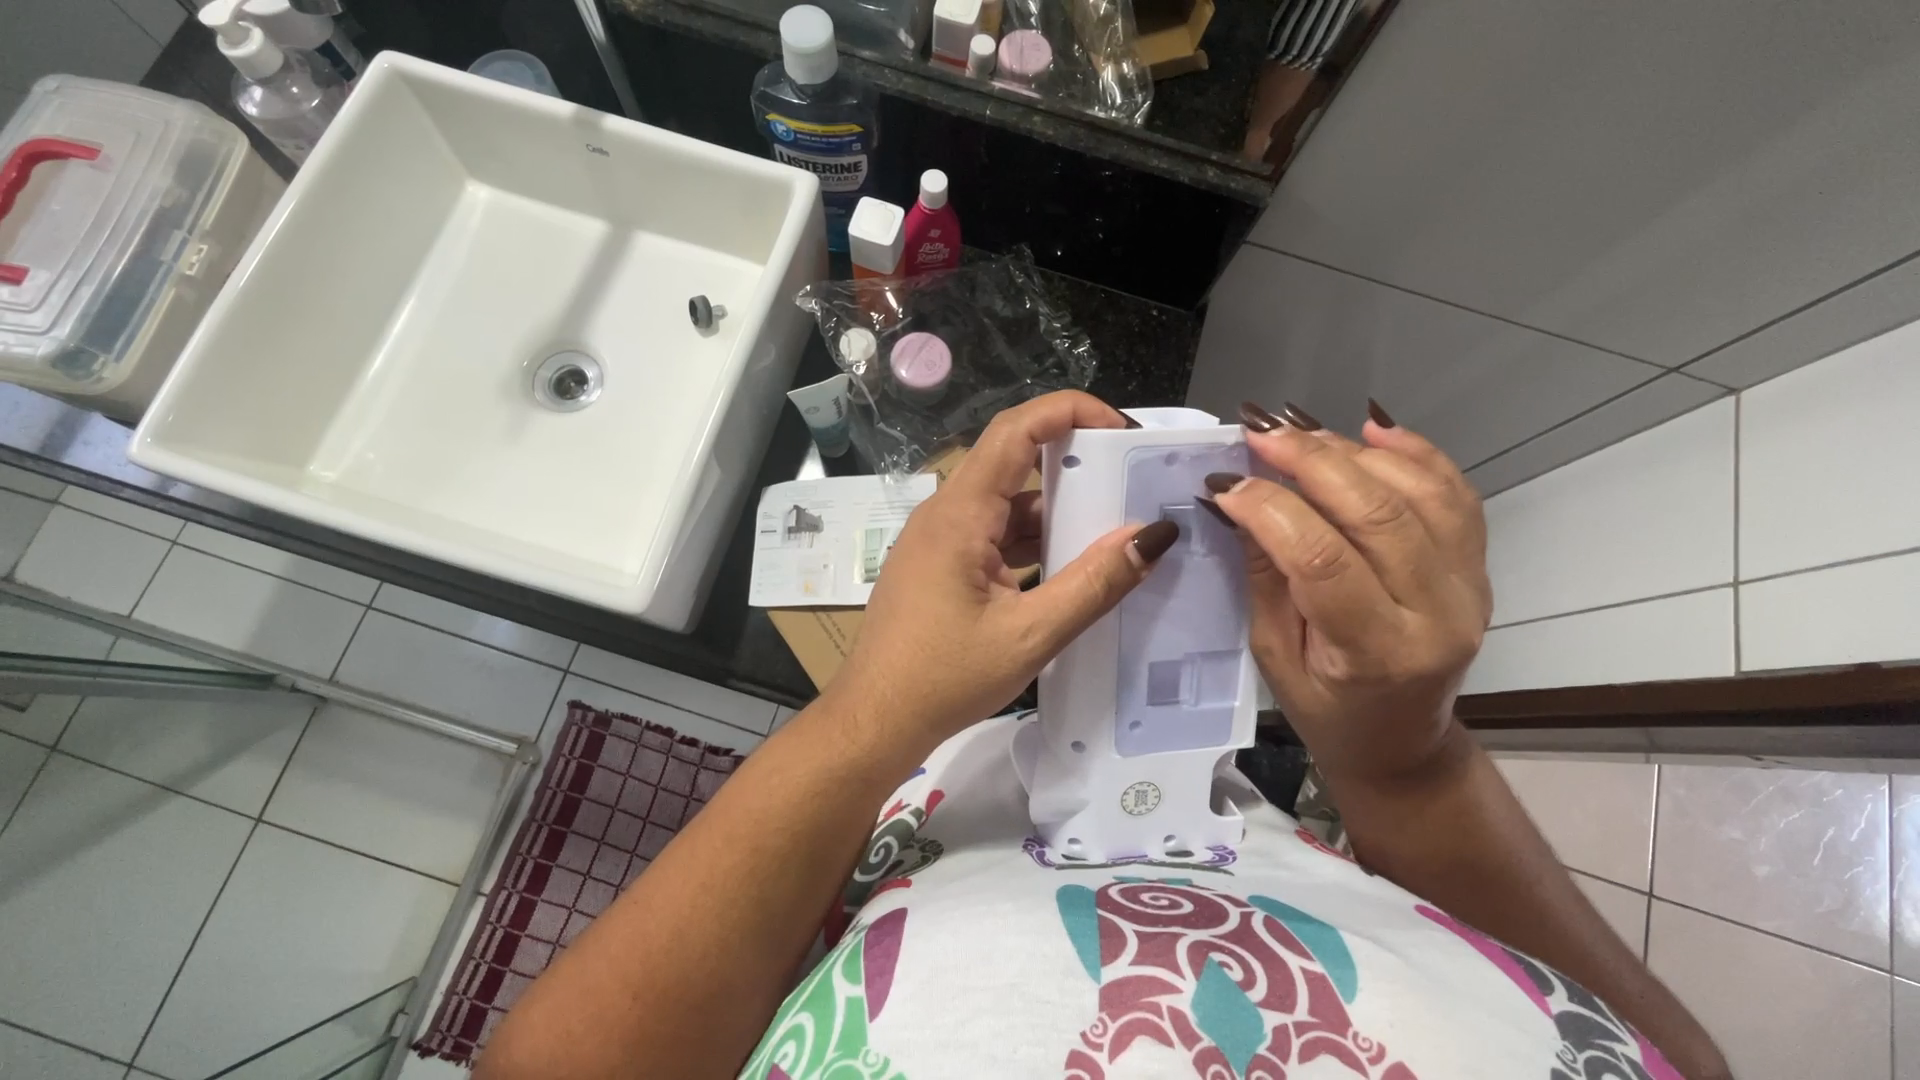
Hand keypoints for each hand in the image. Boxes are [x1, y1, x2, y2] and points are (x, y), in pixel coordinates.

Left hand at [825, 390, 1179, 751]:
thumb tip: (1152, 535)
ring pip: (1006, 504)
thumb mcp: (1029, 634)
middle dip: (1074, 463)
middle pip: (1014, 462)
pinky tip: (1071, 565)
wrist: (875, 721)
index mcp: (959, 514)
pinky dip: (1033, 542)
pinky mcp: (941, 566)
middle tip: (1131, 481)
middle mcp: (945, 514)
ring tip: (1115, 524)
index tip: (1122, 431)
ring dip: (1056, 510)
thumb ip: (1094, 584)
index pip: (1015, 430)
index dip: (1071, 412)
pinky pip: (994, 536)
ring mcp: (940, 540)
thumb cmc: (944, 678)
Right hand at [1205, 400, 1491, 784]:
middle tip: (1259, 434)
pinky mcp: (1477, 566)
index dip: (1270, 510)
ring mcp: (1468, 585)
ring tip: (1299, 433)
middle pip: (1377, 513)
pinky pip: (1453, 492)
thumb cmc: (1326, 711)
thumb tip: (1238, 501)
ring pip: (1418, 491)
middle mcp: (1435, 614)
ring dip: (1354, 451)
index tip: (1226, 484)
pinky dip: (1413, 451)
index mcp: (1376, 652)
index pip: (1322, 560)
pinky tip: (1369, 430)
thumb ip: (1264, 576)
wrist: (1403, 743)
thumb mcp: (1273, 655)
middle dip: (1311, 461)